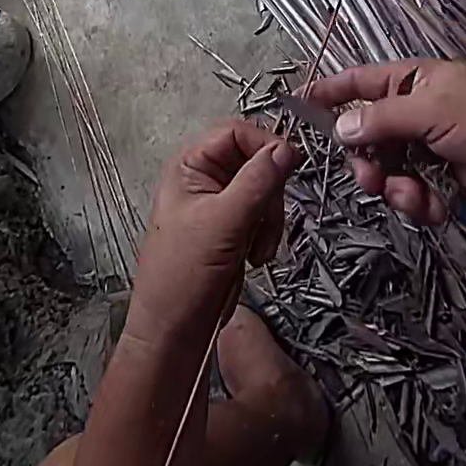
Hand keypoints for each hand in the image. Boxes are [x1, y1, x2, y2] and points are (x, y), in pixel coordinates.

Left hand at [128, 120, 297, 342]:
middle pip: (257, 159)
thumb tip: (286, 148)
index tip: (289, 163)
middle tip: (266, 219)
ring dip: (270, 218)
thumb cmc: (182, 277)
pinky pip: (265, 212)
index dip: (265, 144)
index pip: (236, 133)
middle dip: (269, 193)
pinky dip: (268, 232)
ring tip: (257, 246)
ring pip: (266, 187)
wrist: (177, 332)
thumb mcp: (224, 222)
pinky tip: (255, 254)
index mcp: (189, 165)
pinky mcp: (235, 224)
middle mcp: (205, 177)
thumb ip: (258, 181)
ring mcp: (221, 201)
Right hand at [304, 60, 465, 225]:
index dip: (329, 91)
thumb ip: (384, 119)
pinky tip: (436, 207)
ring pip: (384, 171)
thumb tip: (340, 127)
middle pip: (365, 137)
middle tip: (372, 178)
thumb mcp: (435, 111)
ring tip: (414, 197)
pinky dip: (418, 204)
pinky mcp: (437, 179)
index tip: (298, 102)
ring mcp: (423, 148)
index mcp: (409, 82)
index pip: (358, 82)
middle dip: (365, 162)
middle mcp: (411, 113)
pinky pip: (409, 193)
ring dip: (393, 189)